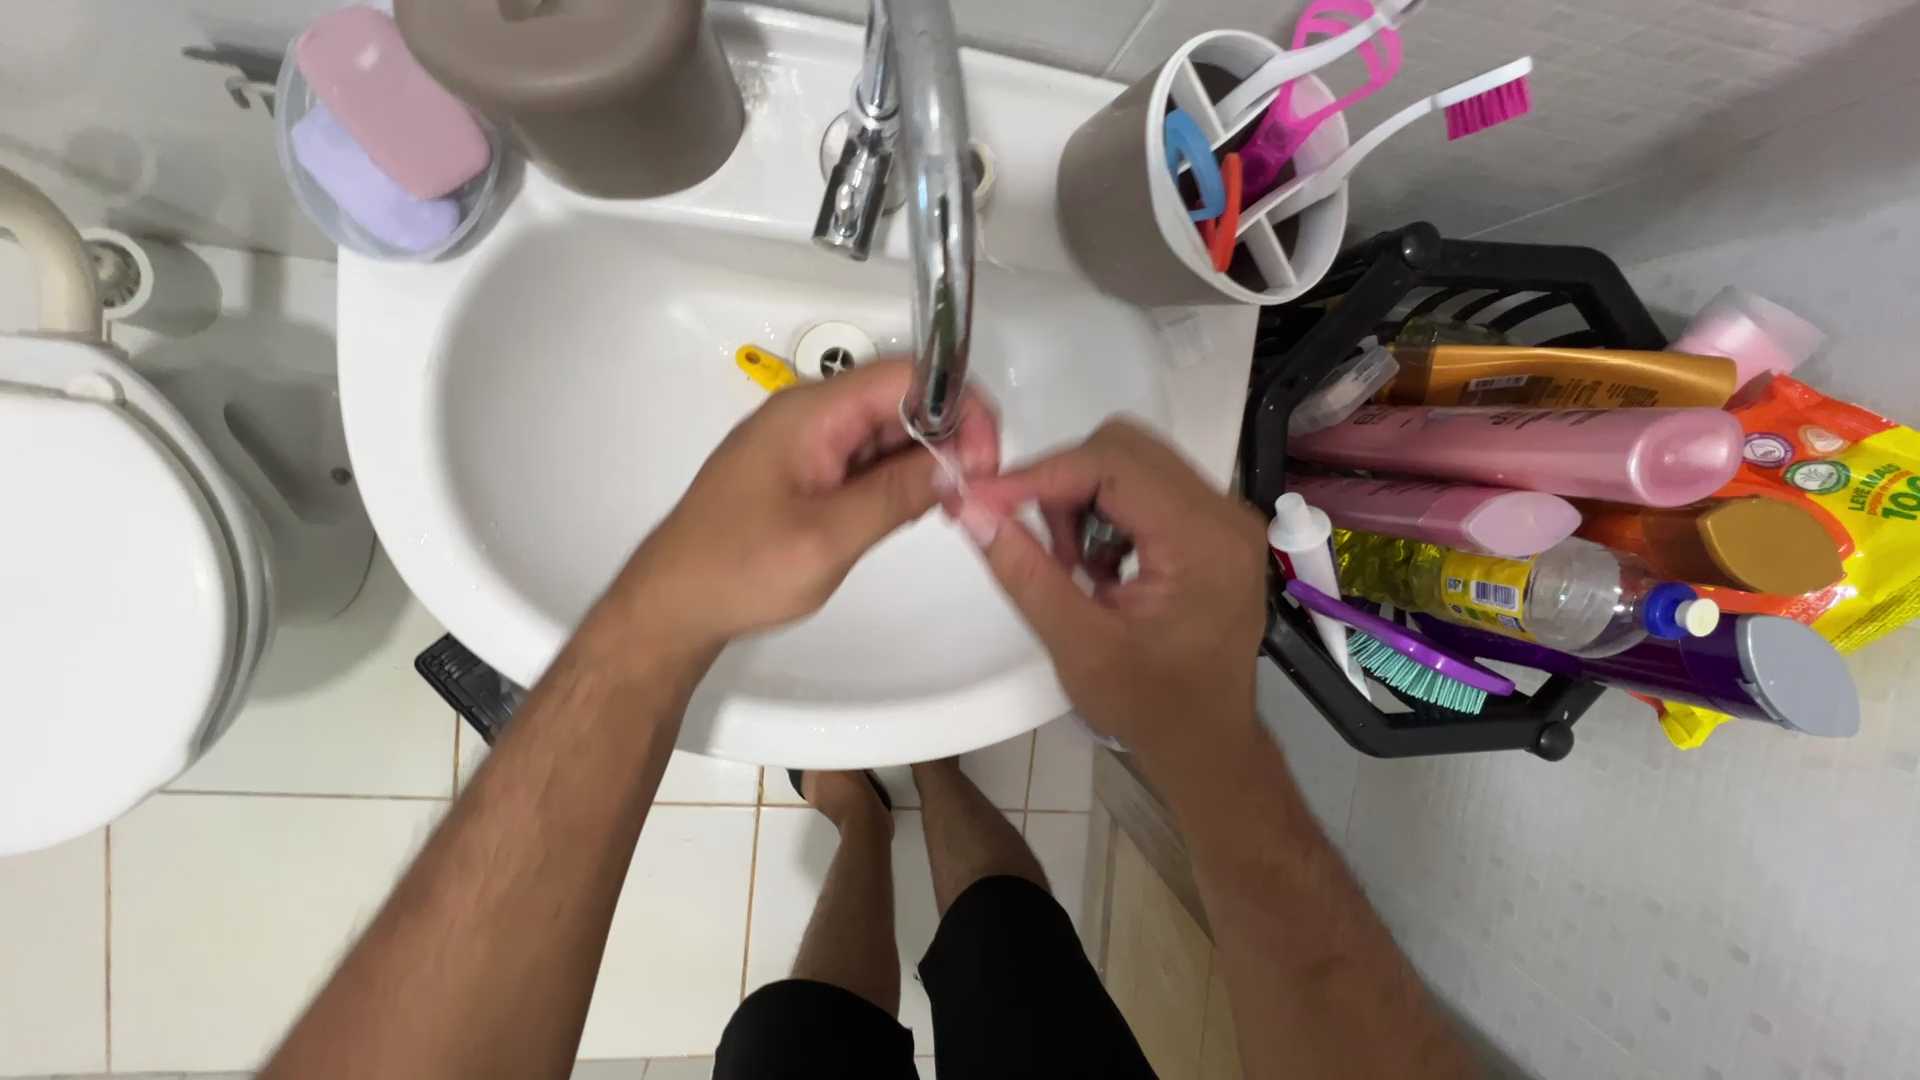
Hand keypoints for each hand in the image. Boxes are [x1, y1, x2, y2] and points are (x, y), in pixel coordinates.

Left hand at [615, 360, 999, 646]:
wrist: (673, 605)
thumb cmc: (738, 570)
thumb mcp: (828, 538)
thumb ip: (897, 495)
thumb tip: (959, 463)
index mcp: (812, 413)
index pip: (906, 376)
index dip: (959, 405)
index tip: (985, 459)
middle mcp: (812, 415)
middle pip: (901, 400)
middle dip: (950, 436)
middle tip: (976, 490)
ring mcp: (808, 443)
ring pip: (888, 431)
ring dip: (927, 460)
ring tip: (953, 503)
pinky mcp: (808, 471)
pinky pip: (867, 459)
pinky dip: (900, 477)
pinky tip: (919, 506)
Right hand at [952, 421, 1266, 752]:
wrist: (1206, 743)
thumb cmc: (1149, 707)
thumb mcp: (1076, 645)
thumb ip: (1023, 571)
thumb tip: (969, 508)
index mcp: (1202, 542)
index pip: (1113, 466)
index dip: (1039, 474)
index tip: (981, 497)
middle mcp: (1223, 514)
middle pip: (1124, 450)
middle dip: (1063, 485)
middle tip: (1043, 547)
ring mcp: (1222, 518)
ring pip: (1131, 461)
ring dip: (1082, 499)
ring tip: (1074, 566)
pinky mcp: (1211, 527)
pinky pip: (1144, 486)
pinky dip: (1104, 511)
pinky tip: (1098, 566)